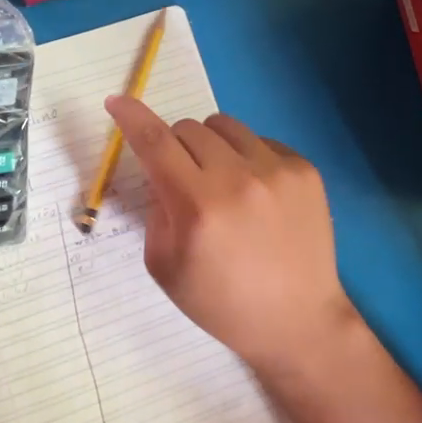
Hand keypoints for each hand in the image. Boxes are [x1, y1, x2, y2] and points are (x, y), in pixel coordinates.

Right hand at [105, 96, 358, 376]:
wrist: (299, 322)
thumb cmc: (222, 303)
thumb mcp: (165, 266)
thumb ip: (154, 210)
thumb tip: (159, 172)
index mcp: (197, 207)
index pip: (154, 142)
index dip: (131, 116)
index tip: (117, 101)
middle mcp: (238, 180)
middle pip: (187, 128)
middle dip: (175, 148)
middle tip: (183, 182)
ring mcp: (277, 171)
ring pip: (224, 125)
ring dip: (210, 146)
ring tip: (221, 184)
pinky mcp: (304, 170)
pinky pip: (260, 140)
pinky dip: (247, 158)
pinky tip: (256, 196)